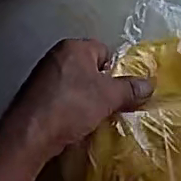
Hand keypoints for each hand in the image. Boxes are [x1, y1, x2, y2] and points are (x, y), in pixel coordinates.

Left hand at [0, 38, 152, 163]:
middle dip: (100, 87)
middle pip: (88, 68)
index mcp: (73, 47)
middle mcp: (55, 56)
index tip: (119, 92)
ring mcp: (41, 76)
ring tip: (91, 118)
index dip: (115, 71)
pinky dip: (68, 109)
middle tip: (109, 105)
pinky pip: (60, 99)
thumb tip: (150, 84)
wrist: (30, 134)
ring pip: (74, 85)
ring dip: (84, 100)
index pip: (104, 51)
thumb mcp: (109, 97)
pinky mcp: (33, 97)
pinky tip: (73, 124)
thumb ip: (130, 89)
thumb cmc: (72, 106)